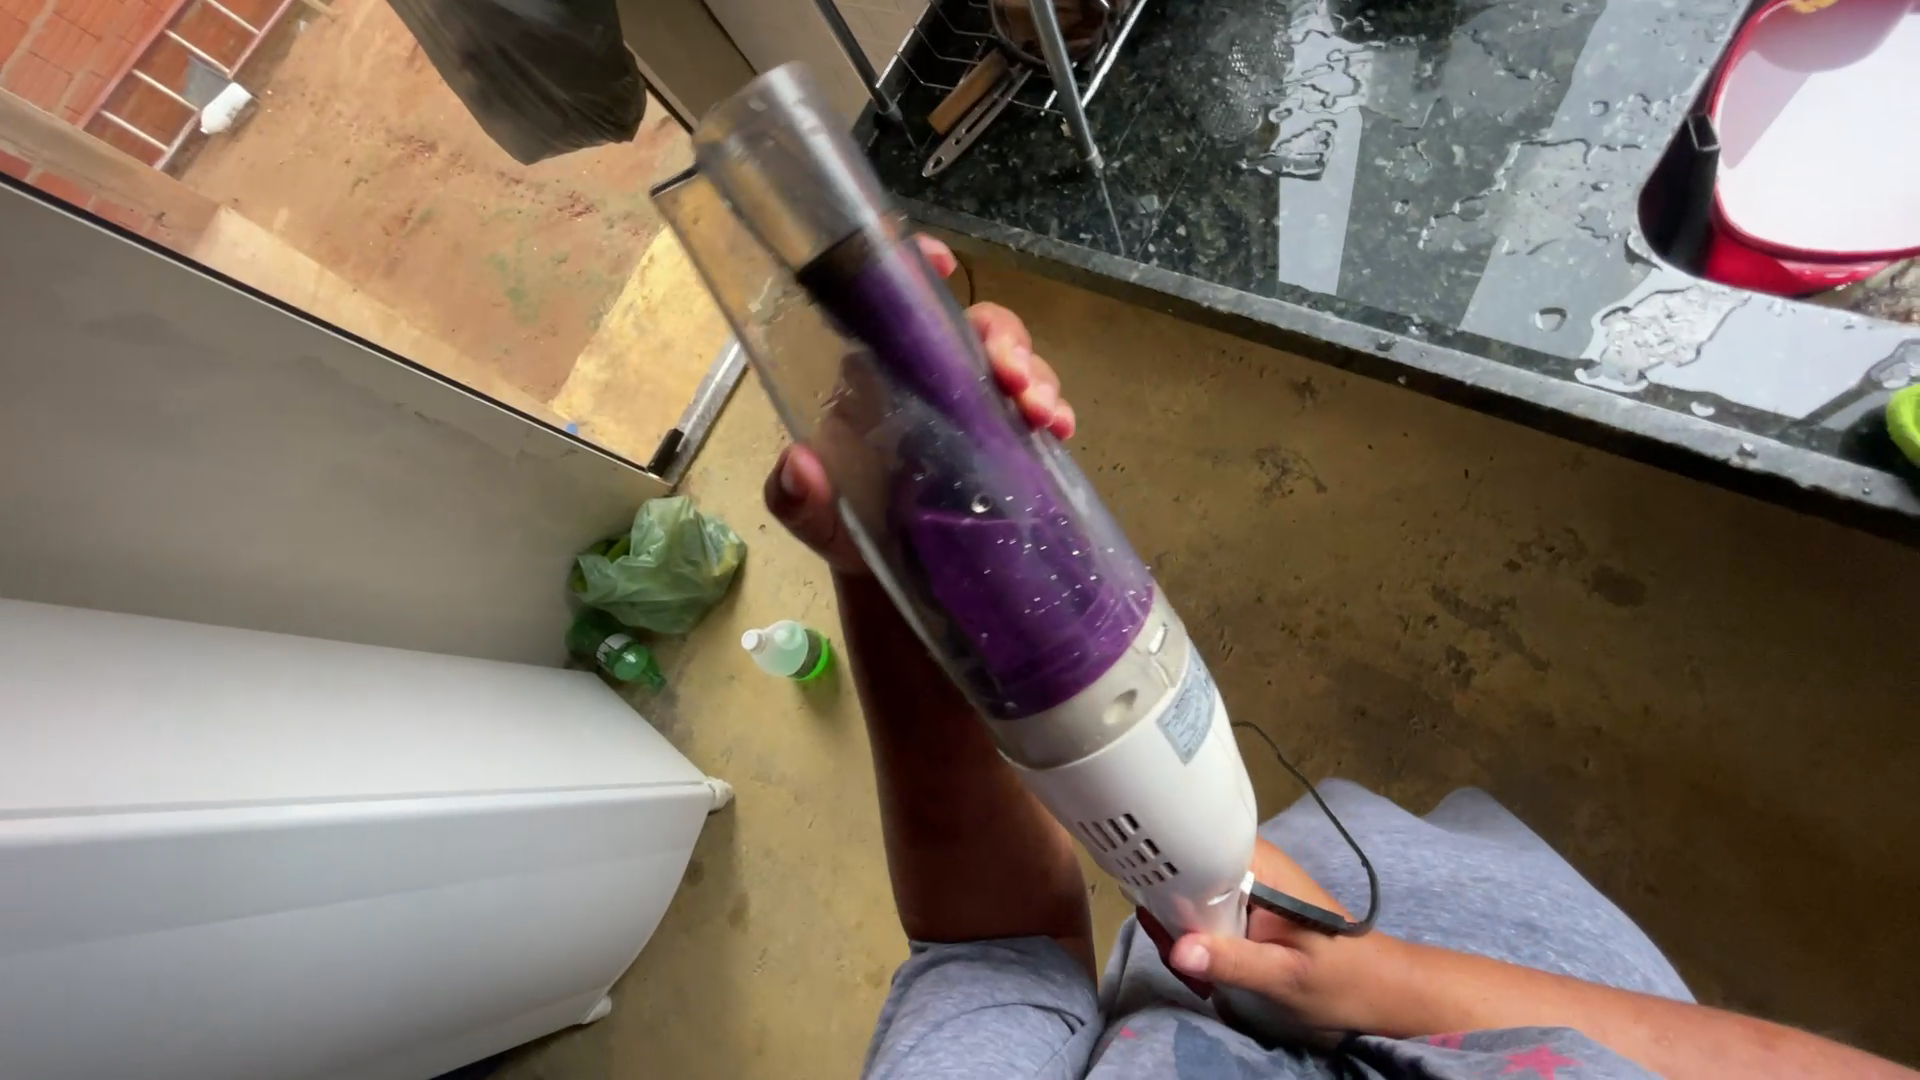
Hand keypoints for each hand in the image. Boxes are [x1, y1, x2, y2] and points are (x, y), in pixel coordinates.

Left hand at [763, 234, 1077, 573]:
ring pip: (1014, 363)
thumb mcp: (812, 518)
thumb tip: (800, 464)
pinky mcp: (1007, 442)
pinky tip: (1062, 430)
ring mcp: (974, 409)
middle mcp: (929, 381)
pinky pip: (1039, 411)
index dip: (917, 271)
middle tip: (1012, 376)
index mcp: (876, 377)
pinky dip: (1058, 411)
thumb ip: (794, 497)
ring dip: (1036, 375)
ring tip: (1041, 412)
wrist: (894, 573)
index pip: (898, 307)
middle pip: (972, 327)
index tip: (941, 263)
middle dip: (1001, 337)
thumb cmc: (847, 528)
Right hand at [1139, 838, 1411, 1036]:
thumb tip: (1178, 952)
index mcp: (1255, 862)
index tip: (1166, 937)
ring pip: (1188, 895)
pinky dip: (1198, 937)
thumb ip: (1232, 961)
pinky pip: (1203, 907)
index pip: (1187, 858)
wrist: (1384, 989)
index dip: (1166, 893)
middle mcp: (1245, 859)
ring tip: (1199, 975)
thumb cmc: (1344, 980)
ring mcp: (1244, 877)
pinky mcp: (1245, 897)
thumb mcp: (1286, 977)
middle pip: (1182, 877)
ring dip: (1184, 934)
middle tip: (1186, 968)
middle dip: (1174, 921)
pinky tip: (1206, 966)